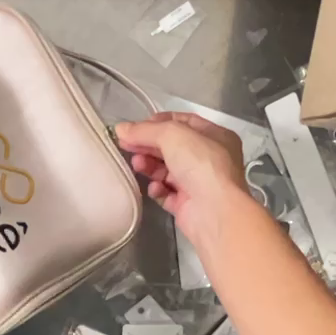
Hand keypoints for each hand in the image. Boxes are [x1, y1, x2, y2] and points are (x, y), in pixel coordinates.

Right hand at [114, 112, 255, 243]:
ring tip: (138, 165)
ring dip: (150, 166)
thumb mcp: (172, 135)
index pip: (183, 123)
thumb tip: (121, 128)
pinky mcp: (188, 205)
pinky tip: (155, 188)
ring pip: (167, 171)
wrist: (214, 211)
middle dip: (149, 146)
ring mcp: (198, 183)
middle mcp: (208, 159)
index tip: (136, 128)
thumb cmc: (200, 164)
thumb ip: (144, 130)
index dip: (158, 123)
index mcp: (214, 136)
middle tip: (127, 146)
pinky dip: (158, 189)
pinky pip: (167, 193)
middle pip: (172, 147)